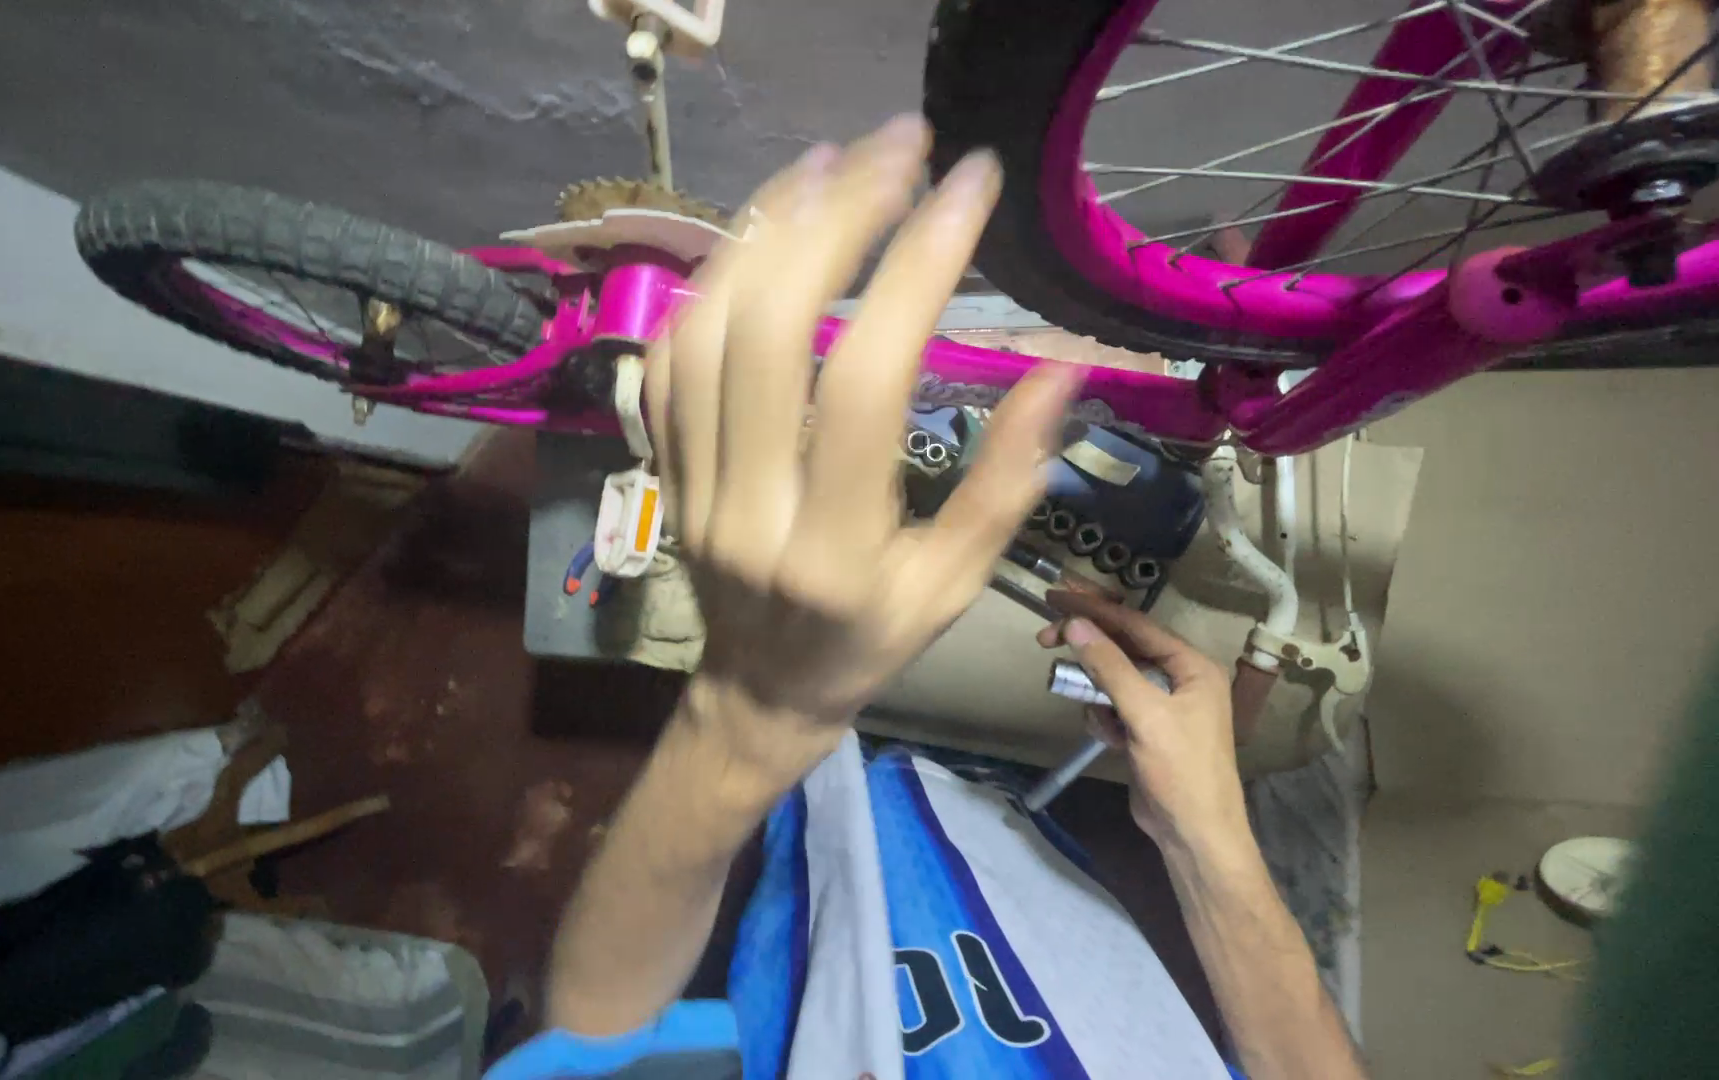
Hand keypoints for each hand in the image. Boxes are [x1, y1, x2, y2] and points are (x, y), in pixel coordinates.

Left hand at [643, 115, 1076, 790]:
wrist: (760, 689)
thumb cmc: (868, 644)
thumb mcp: (952, 587)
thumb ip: (1003, 487)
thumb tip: (1057, 371)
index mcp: (837, 551)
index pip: (866, 386)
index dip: (916, 271)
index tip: (968, 186)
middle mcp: (751, 513)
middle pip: (770, 337)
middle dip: (832, 221)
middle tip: (892, 148)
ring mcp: (692, 490)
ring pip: (704, 336)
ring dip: (761, 234)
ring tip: (823, 166)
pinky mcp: (664, 475)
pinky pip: (667, 366)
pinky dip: (709, 287)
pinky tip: (759, 240)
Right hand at [1036, 590, 1251, 857]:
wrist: (1194, 834)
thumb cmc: (1181, 771)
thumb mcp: (1145, 714)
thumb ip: (1109, 666)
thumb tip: (1075, 625)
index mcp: (1191, 666)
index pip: (1135, 624)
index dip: (1094, 608)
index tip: (1056, 596)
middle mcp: (1179, 678)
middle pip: (1122, 646)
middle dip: (1087, 647)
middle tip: (1044, 638)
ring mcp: (1161, 703)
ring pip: (1111, 677)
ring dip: (1094, 692)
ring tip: (1095, 714)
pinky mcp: (1144, 727)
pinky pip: (1111, 704)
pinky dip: (1101, 716)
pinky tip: (1108, 739)